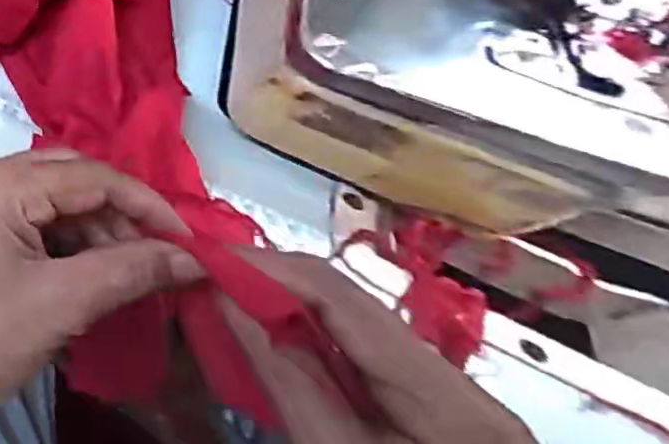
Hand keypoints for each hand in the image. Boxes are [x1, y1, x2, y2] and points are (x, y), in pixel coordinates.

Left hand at [0, 151, 203, 443]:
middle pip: (66, 173)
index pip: (86, 174)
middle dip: (117, 210)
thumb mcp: (63, 303)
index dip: (142, 202)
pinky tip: (88, 263)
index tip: (187, 238)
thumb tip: (189, 258)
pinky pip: (26, 208)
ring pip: (47, 190)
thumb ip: (129, 270)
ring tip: (127, 267)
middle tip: (159, 253)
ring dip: (91, 222)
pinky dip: (62, 231)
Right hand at [219, 249, 535, 443]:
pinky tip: (278, 332)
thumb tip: (224, 293)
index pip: (340, 297)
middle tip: (212, 272)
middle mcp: (461, 383)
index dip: (267, 268)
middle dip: (276, 280)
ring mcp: (457, 396)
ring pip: (358, 320)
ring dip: (291, 302)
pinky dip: (315, 333)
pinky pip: (366, 350)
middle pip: (352, 301)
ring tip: (233, 294)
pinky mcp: (443, 410)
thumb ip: (283, 372)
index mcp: (448, 399)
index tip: (207, 259)